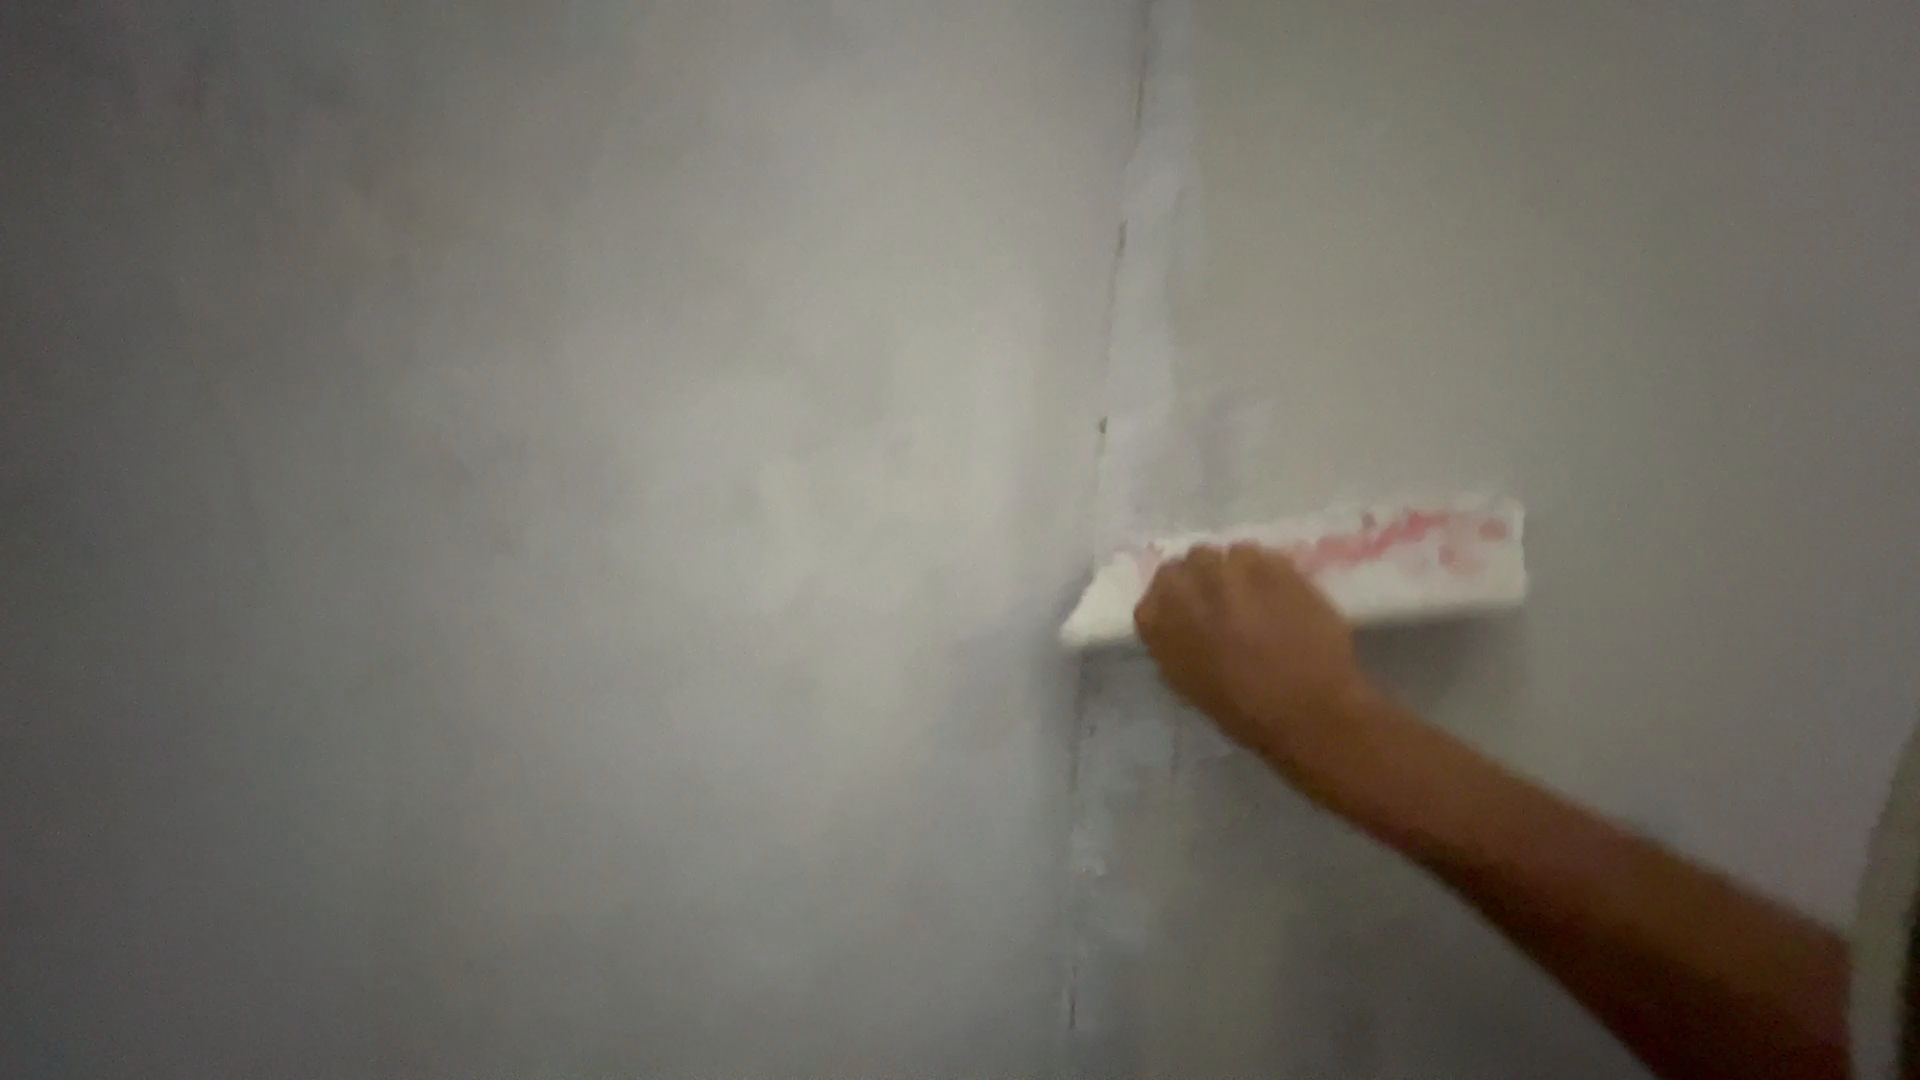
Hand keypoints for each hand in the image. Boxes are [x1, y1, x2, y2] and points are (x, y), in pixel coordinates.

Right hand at [1133, 543, 1377, 776]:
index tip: (1192, 612)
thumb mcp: (1185, 681)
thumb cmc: (1241, 710)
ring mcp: (1232, 571)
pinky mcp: (1275, 565)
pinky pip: (1263, 556)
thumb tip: (1180, 623)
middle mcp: (1189, 585)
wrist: (1306, 712)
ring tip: (1255, 597)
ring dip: (1236, 571)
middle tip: (1223, 601)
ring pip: (1228, 553)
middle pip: (1190, 562)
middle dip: (1204, 577)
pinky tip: (1280, 596)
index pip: (1157, 590)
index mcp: (1159, 619)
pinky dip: (1267, 572)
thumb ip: (1172, 641)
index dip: (1176, 599)